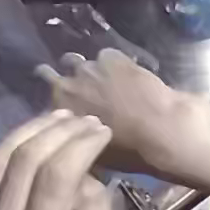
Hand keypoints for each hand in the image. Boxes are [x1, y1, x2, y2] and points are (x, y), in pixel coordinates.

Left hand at [0, 112, 121, 209]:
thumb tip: (82, 167)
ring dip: (32, 131)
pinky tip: (36, 134)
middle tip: (88, 121)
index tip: (102, 132)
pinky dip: (12, 147)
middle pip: (24, 164)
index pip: (55, 181)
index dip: (80, 147)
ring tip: (63, 117)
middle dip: (60, 133)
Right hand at [35, 50, 209, 184]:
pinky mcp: (113, 56)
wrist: (160, 128)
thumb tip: (75, 133)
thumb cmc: (128, 150)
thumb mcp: (93, 153)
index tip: (71, 101)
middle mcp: (67, 84)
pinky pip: (107, 57)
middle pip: (62, 71)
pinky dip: (116, 64)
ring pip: (85, 63)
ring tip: (111, 81)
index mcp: (58, 109)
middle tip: (91, 88)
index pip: (49, 94)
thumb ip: (77, 136)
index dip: (61, 97)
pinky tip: (129, 75)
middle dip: (73, 78)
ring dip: (94, 71)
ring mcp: (90, 67)